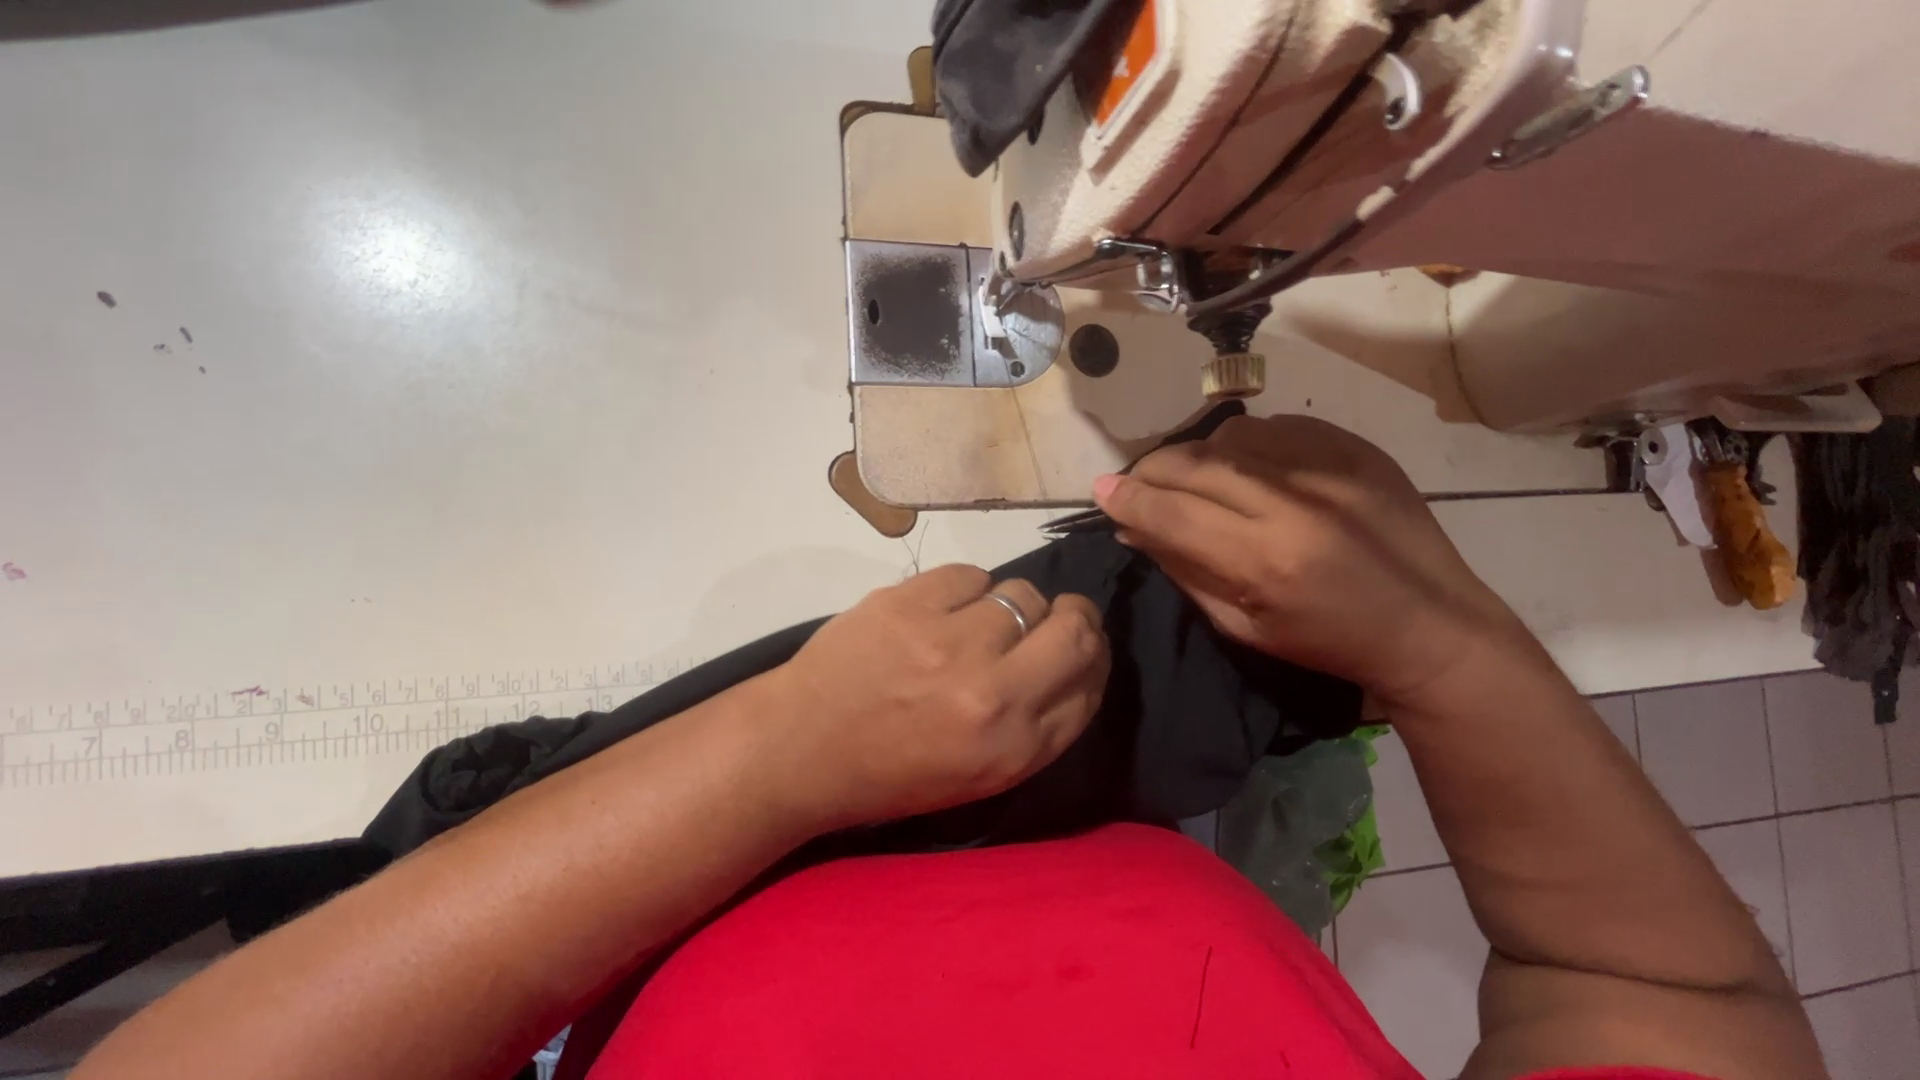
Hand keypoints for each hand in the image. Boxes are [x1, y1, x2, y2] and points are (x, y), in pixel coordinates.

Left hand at [763, 565, 1108, 830]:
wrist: (800, 748)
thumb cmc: (892, 774)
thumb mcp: (982, 776)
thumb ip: (1038, 724)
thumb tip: (1073, 660)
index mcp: (1014, 747)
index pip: (1090, 684)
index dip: (1090, 659)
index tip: (1074, 649)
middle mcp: (993, 694)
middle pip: (1075, 631)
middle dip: (1073, 619)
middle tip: (1051, 619)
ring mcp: (949, 641)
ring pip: (1022, 593)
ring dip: (1010, 606)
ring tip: (977, 623)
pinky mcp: (909, 602)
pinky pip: (970, 574)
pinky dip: (965, 589)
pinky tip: (940, 610)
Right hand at [1092, 414, 1532, 709]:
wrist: (1431, 627)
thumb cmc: (1329, 643)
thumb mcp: (1244, 627)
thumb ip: (1185, 570)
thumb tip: (1135, 529)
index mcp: (1265, 560)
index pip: (1171, 513)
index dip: (1128, 500)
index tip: (1101, 492)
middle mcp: (1294, 503)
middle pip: (1195, 465)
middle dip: (1152, 471)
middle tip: (1135, 483)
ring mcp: (1332, 468)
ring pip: (1233, 434)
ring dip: (1199, 453)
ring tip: (1194, 476)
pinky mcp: (1358, 449)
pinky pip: (1280, 426)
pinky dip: (1248, 442)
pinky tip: (1246, 463)